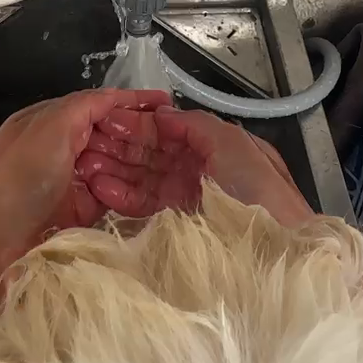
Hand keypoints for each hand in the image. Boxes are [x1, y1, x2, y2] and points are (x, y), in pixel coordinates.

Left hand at [0, 88, 172, 287]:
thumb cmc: (14, 184)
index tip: (168, 104)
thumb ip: (84, 106)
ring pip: (112, 165)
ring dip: (135, 163)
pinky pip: (110, 197)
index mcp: (47, 121)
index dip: (130, 102)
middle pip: (108, 133)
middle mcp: (58, 148)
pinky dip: (127, 193)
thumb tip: (119, 96)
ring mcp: (68, 183)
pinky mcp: (76, 215)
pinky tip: (150, 191)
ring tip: (170, 164)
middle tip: (176, 139)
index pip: (98, 104)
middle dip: (138, 132)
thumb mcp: (48, 130)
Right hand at [76, 106, 316, 227]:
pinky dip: (122, 196)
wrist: (276, 250)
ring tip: (86, 166)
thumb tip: (162, 113)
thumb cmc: (257, 192)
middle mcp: (200, 171)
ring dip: (116, 170)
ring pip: (145, 178)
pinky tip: (100, 188)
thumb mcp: (233, 143)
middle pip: (153, 153)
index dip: (139, 124)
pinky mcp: (178, 228)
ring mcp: (188, 200)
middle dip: (121, 146)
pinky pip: (146, 206)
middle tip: (87, 143)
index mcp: (215, 148)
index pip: (169, 131)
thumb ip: (195, 124)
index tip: (108, 120)